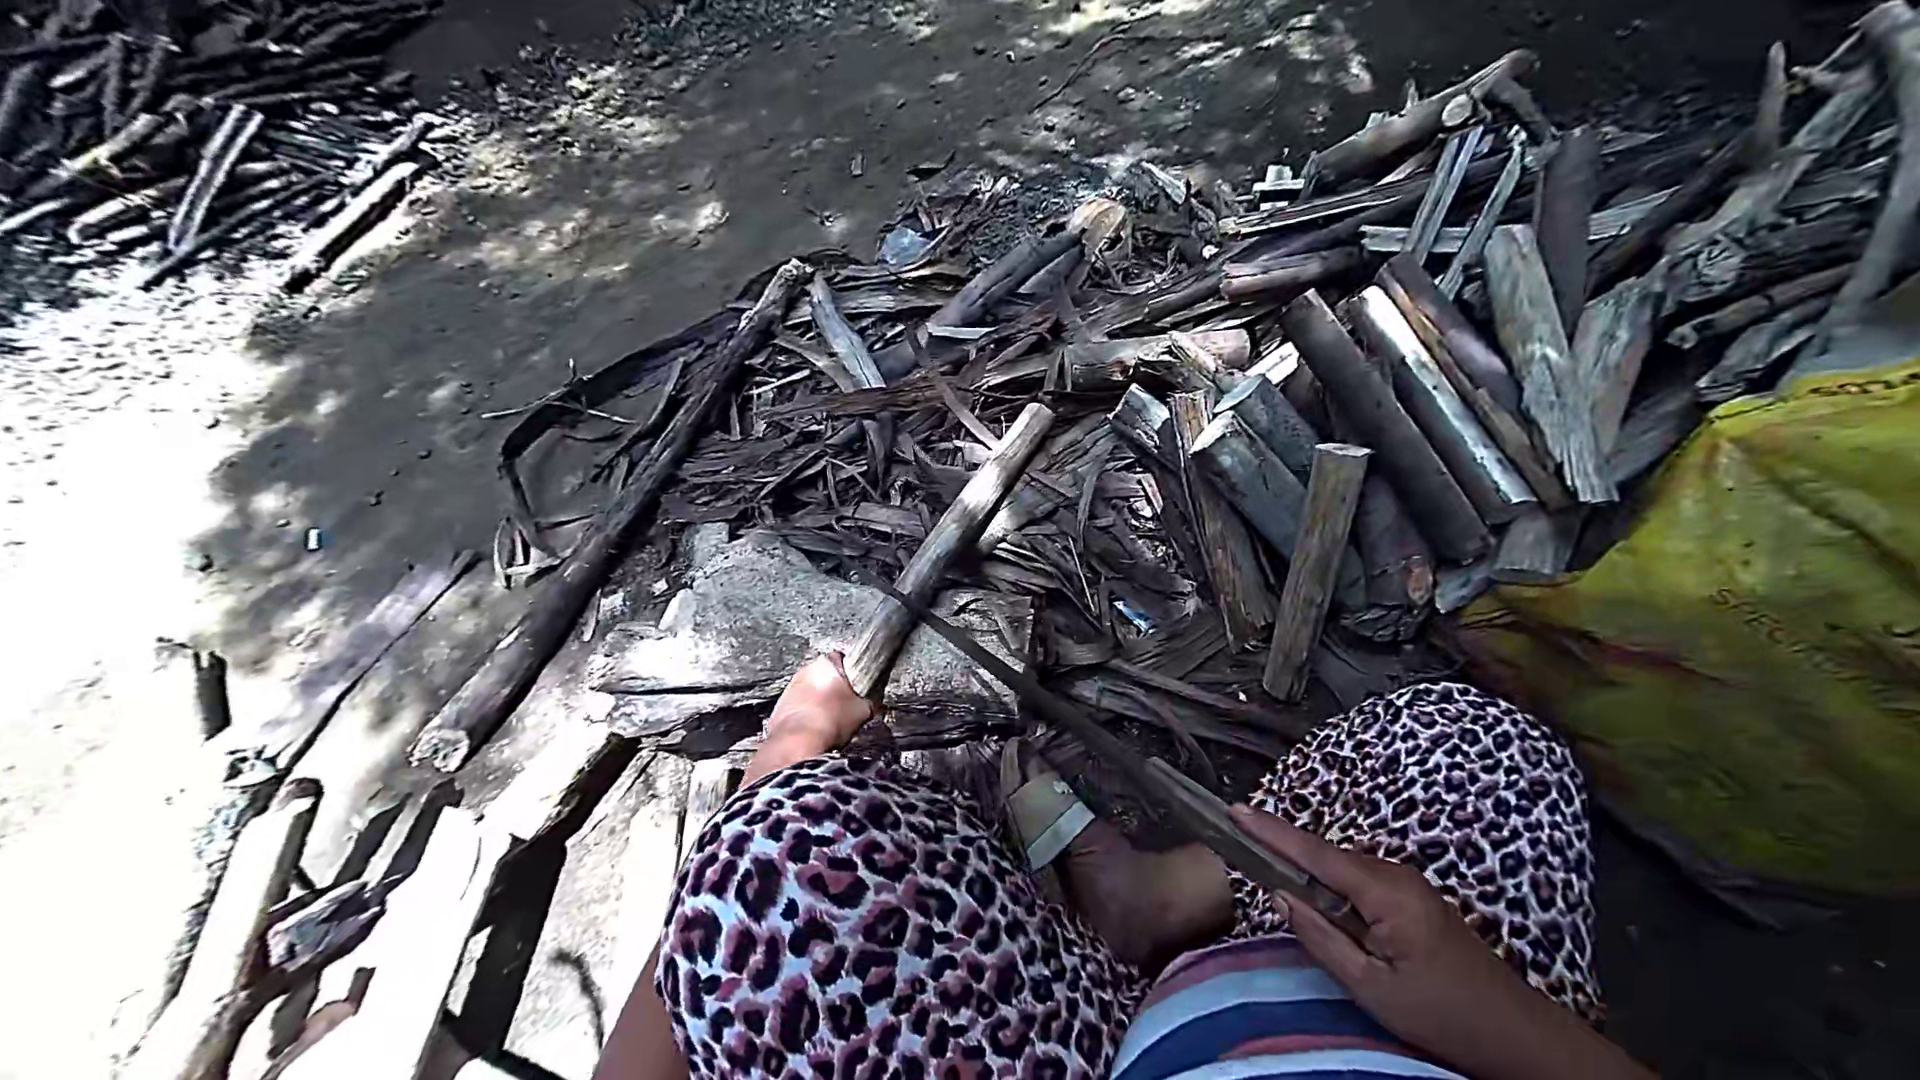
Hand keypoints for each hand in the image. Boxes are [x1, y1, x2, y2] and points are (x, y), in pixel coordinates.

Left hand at [767, 653, 872, 747]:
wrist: (798, 743)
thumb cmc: (831, 720)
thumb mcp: (863, 710)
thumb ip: (867, 701)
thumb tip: (869, 705)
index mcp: (826, 663)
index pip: (842, 659)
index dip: (852, 675)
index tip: (857, 688)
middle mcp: (804, 670)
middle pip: (824, 676)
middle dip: (833, 690)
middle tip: (845, 708)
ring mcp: (789, 689)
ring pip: (809, 693)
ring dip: (818, 704)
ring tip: (830, 724)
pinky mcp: (778, 708)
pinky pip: (797, 710)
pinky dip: (805, 718)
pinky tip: (814, 731)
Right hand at [1232, 806, 1655, 1079]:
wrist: (1522, 1037)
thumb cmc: (1445, 1017)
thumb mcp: (1373, 989)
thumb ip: (1320, 937)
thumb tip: (1278, 894)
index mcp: (1386, 893)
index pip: (1314, 853)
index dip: (1270, 830)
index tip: (1235, 809)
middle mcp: (1395, 874)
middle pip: (1324, 855)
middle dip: (1282, 846)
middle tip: (1239, 839)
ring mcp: (1406, 882)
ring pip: (1340, 868)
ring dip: (1305, 868)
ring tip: (1266, 864)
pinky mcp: (1411, 894)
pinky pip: (1356, 879)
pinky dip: (1328, 882)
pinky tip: (1314, 897)